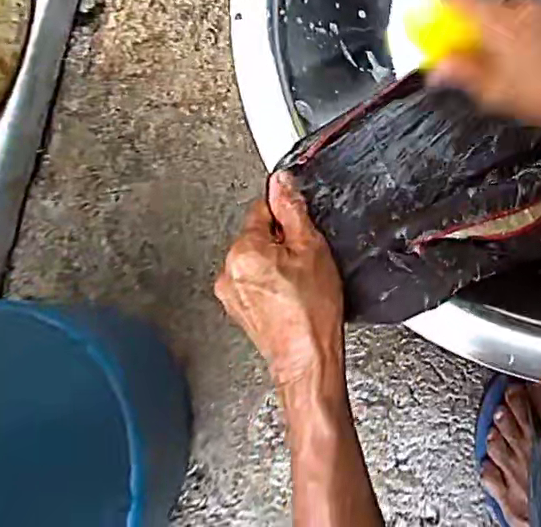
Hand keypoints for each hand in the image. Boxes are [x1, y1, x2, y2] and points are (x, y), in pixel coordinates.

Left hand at [215, 172, 344, 392]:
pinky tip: (291, 293)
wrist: (307, 359)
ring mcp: (230, 293)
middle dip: (282, 238)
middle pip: (258, 233)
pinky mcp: (237, 308)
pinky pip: (254, 278)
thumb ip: (292, 209)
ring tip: (300, 279)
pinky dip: (271, 279)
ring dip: (276, 259)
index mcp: (243, 251)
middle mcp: (228, 270)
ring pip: (256, 256)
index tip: (302, 227)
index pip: (263, 207)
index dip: (287, 214)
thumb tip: (281, 182)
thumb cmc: (312, 310)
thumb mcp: (312, 247)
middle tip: (306, 257)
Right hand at [427, 0, 540, 129]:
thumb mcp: (493, 91)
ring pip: (498, 11)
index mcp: (497, 21)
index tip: (431, 21)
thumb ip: (461, 74)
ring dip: (485, 27)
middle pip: (478, 3)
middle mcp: (516, 8)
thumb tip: (436, 70)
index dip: (441, 5)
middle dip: (462, 23)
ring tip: (485, 58)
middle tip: (455, 48)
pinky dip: (505, 29)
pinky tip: (509, 56)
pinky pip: (516, 16)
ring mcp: (535, 10)